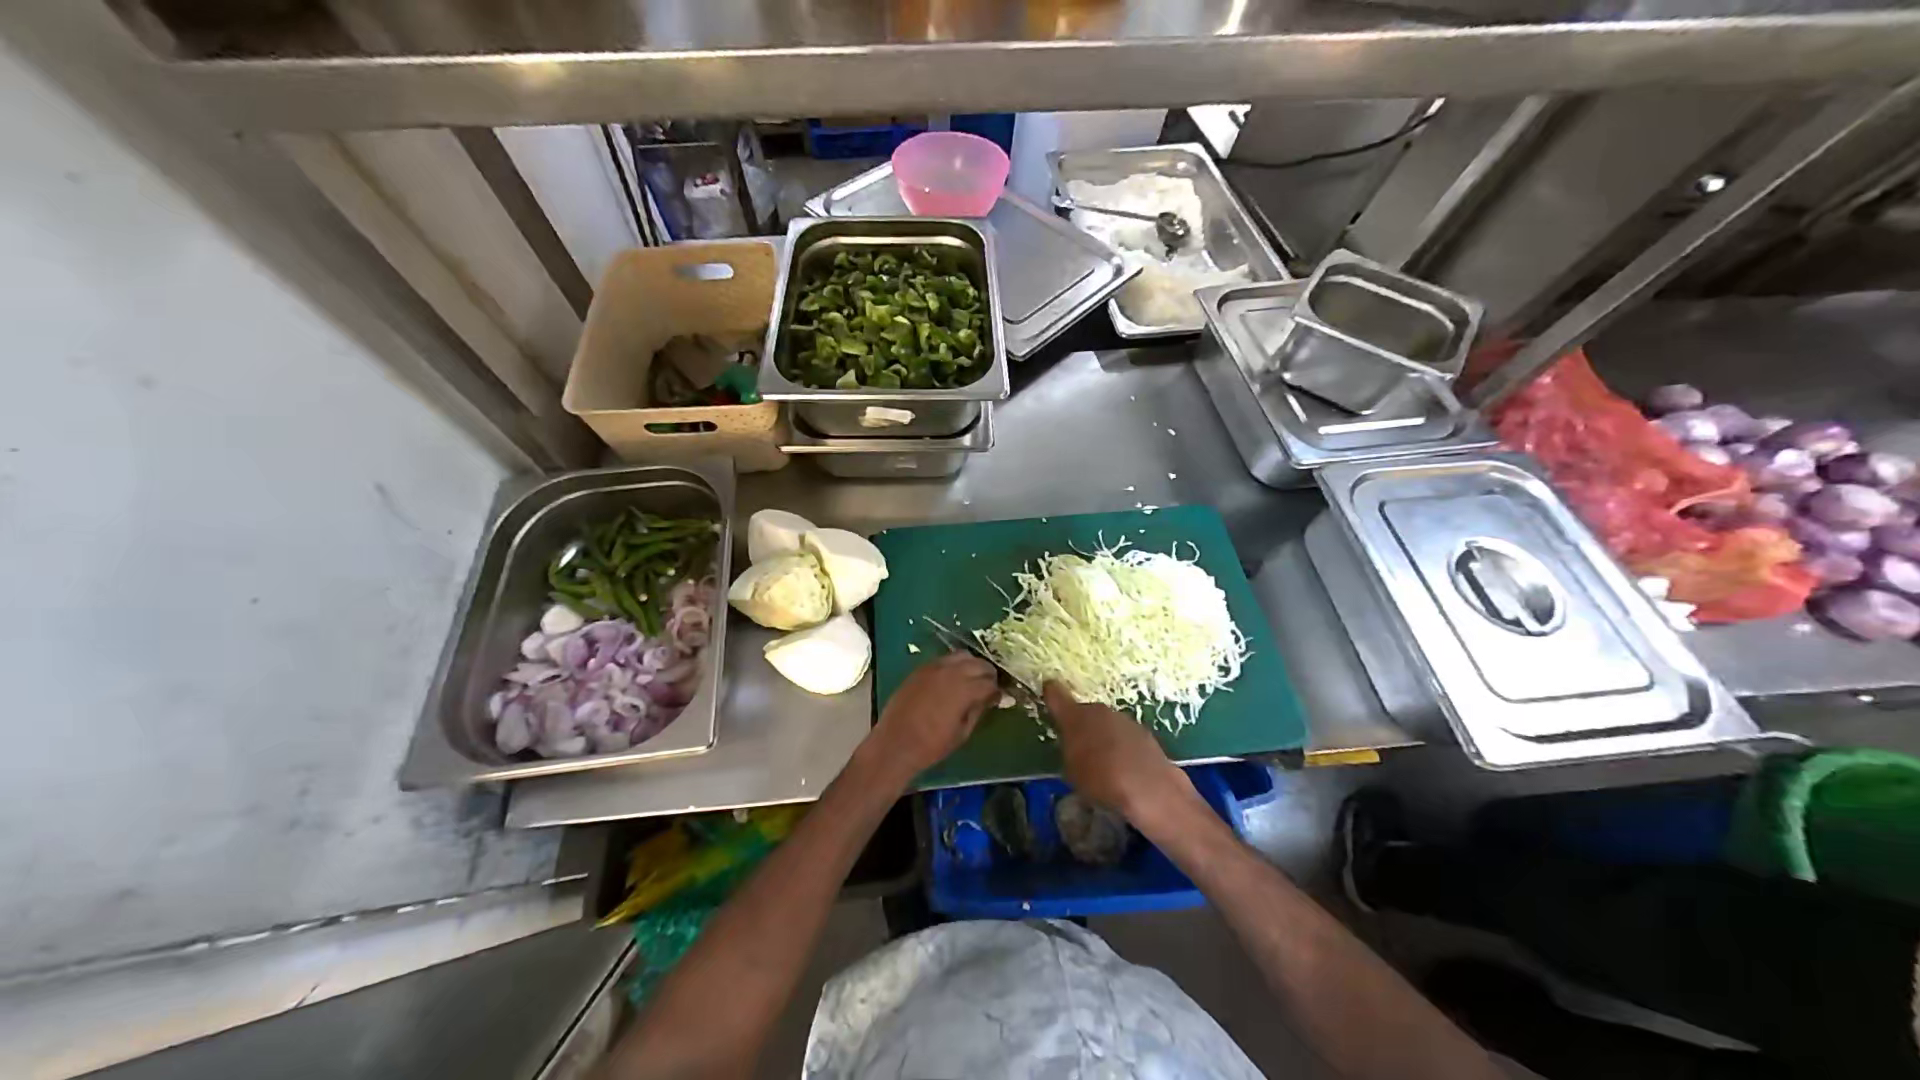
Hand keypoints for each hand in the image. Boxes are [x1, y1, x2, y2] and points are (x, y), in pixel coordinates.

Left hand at [867, 652, 1000, 778]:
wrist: (895, 743)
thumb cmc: (932, 745)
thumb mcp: (962, 732)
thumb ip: (978, 710)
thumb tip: (990, 699)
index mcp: (964, 689)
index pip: (989, 683)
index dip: (997, 692)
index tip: (998, 699)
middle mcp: (950, 672)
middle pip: (978, 663)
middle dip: (987, 674)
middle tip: (989, 687)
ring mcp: (933, 668)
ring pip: (961, 656)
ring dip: (971, 665)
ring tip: (972, 680)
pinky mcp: (920, 669)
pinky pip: (943, 660)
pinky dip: (953, 665)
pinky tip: (952, 679)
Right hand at [1046, 681, 1194, 827]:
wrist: (1149, 789)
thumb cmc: (1099, 780)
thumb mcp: (1070, 771)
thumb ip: (1068, 750)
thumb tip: (1072, 745)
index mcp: (1076, 717)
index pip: (1056, 695)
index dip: (1051, 693)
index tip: (1048, 691)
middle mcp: (1100, 711)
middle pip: (1086, 713)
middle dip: (1081, 726)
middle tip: (1079, 747)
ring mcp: (1125, 720)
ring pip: (1108, 724)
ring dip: (1104, 736)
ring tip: (1104, 762)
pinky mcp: (1145, 734)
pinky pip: (1126, 737)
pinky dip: (1123, 747)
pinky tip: (1125, 768)